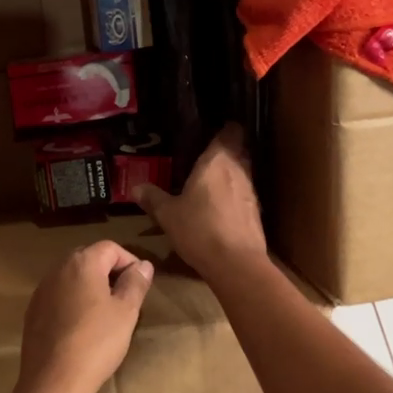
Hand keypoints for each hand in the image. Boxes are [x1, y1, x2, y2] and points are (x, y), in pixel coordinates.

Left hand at [18, 241, 153, 392]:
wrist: (54, 379)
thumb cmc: (96, 341)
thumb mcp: (126, 311)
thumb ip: (135, 283)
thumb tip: (143, 265)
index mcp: (81, 263)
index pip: (110, 248)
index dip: (129, 261)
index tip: (140, 284)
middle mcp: (57, 269)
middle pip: (88, 258)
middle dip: (109, 272)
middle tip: (126, 297)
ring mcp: (41, 291)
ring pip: (71, 278)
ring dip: (90, 287)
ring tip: (106, 313)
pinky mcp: (32, 312)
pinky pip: (58, 297)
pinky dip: (73, 302)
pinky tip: (82, 327)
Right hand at [133, 123, 268, 283]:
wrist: (236, 263)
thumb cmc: (199, 229)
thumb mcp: (167, 214)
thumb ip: (153, 198)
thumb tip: (136, 188)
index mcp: (216, 162)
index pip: (230, 131)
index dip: (224, 129)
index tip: (211, 131)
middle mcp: (238, 170)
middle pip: (238, 150)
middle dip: (225, 151)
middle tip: (204, 157)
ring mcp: (250, 192)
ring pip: (242, 173)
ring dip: (229, 175)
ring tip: (209, 182)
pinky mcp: (256, 212)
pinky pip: (243, 194)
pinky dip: (233, 196)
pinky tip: (219, 207)